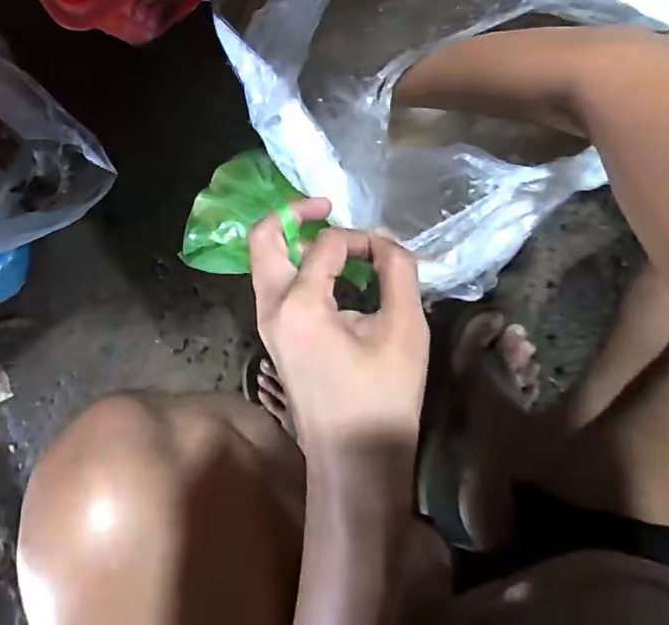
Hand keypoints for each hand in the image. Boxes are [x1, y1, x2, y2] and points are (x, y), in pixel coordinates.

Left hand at [247, 198, 430, 461]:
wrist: (354, 462)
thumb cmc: (383, 398)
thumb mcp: (405, 330)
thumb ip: (398, 273)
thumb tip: (386, 244)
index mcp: (299, 304)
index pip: (327, 244)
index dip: (362, 239)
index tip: (390, 255)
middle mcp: (270, 306)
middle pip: (263, 237)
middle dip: (293, 212)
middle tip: (328, 206)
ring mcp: (266, 322)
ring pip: (265, 260)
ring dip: (292, 238)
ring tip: (332, 238)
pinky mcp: (273, 334)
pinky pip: (274, 282)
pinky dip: (295, 263)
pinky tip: (330, 271)